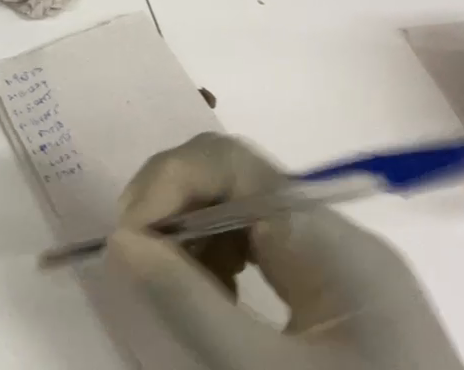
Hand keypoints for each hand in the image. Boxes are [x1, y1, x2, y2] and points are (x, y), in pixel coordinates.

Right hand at [107, 133, 463, 369]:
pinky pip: (260, 247)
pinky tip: (214, 304)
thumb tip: (122, 240)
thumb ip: (187, 303)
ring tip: (176, 291)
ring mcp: (342, 265)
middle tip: (140, 261)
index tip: (130, 238)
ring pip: (237, 210)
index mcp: (330, 241)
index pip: (225, 160)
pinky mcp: (339, 294)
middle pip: (229, 178)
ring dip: (189, 235)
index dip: (164, 182)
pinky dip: (218, 261)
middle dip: (170, 207)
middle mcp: (338, 236)